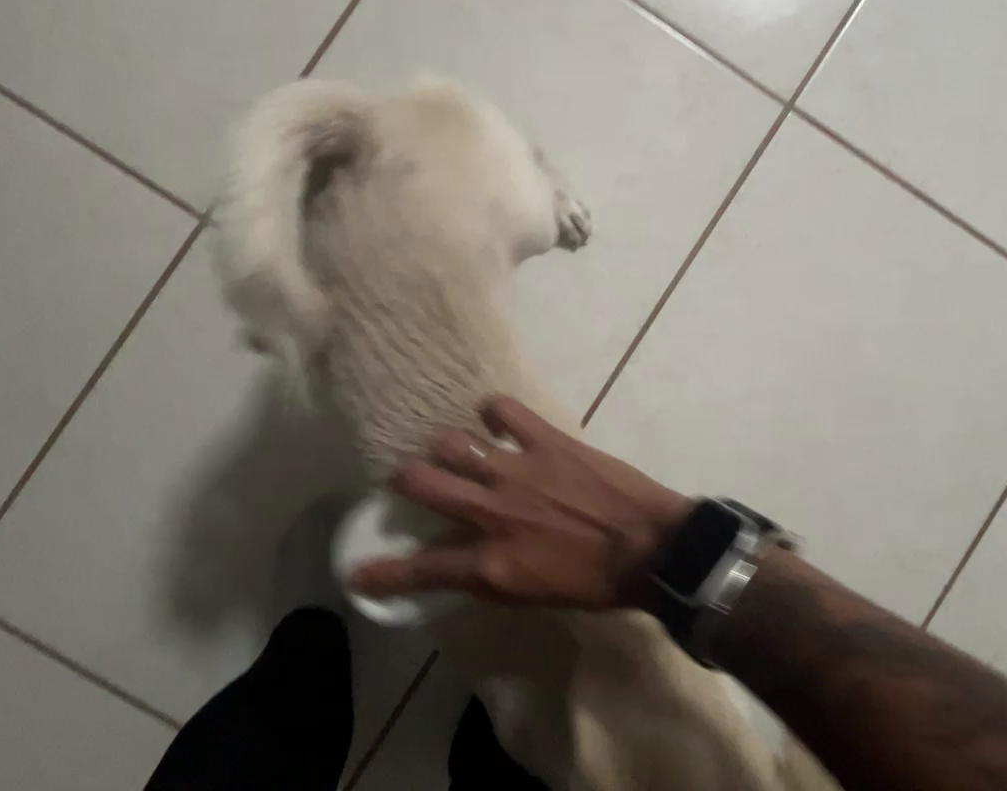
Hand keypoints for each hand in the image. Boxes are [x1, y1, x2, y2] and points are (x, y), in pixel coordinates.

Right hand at [348, 396, 691, 611]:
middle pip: (422, 484)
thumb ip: (489, 576)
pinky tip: (496, 420)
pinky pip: (503, 410)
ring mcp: (517, 471)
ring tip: (457, 448)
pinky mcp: (545, 440)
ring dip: (447, 446)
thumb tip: (462, 560)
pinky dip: (494, 412)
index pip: (422, 568)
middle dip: (404, 480)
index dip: (383, 572)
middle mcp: (492, 512)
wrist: (650, 547)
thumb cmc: (594, 582)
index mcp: (491, 561)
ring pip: (454, 443)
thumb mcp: (532, 595)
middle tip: (408, 478)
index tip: (357, 570)